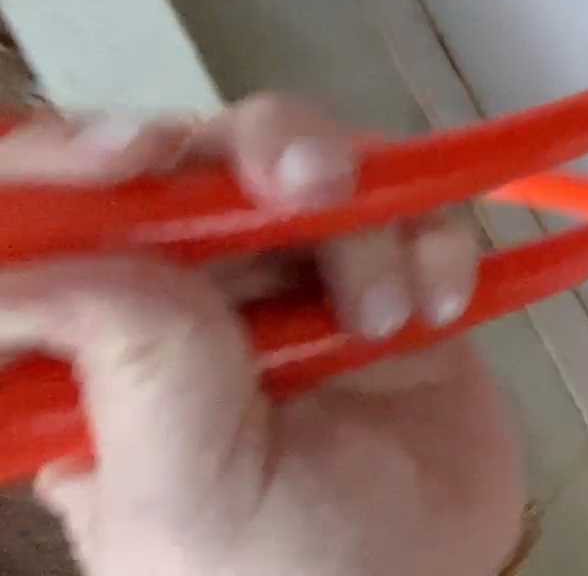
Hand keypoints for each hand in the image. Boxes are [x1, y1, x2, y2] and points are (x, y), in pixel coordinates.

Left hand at [0, 95, 525, 575]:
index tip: (139, 154)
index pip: (65, 224)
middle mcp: (207, 295)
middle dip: (271, 159)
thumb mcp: (190, 496)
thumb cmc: (285, 570)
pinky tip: (444, 313)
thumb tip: (43, 266)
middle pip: (217, 165)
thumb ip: (142, 379)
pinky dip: (445, 249)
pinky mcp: (412, 277)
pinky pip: (429, 218)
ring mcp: (319, 281)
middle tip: (317, 187)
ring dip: (376, 229)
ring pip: (339, 177)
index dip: (81, 164)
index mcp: (109, 348)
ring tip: (392, 315)